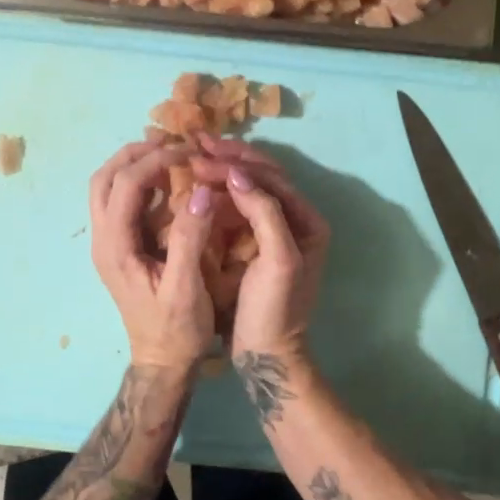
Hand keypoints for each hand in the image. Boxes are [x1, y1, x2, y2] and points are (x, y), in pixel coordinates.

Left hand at [89, 142, 217, 370]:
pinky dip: (140, 184)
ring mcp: (109, 244)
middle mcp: (104, 240)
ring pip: (107, 188)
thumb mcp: (186, 287)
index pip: (125, 185)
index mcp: (115, 247)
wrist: (162, 363)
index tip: (189, 154)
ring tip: (169, 154)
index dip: (156, 161)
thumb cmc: (176, 330)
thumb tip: (201, 192)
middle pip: (104, 179)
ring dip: (133, 165)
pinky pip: (121, 203)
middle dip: (134, 154)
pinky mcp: (120, 248)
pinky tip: (170, 182)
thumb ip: (189, 239)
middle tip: (170, 143)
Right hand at [195, 136, 329, 361]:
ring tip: (192, 159)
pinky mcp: (253, 244)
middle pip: (262, 177)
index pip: (273, 178)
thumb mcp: (278, 259)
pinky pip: (236, 208)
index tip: (203, 154)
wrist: (266, 355)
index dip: (238, 163)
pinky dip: (218, 194)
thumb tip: (238, 174)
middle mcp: (294, 221)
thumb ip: (264, 213)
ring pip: (247, 189)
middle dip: (229, 159)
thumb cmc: (275, 309)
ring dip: (221, 172)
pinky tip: (196, 187)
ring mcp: (273, 232)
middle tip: (195, 145)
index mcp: (308, 221)